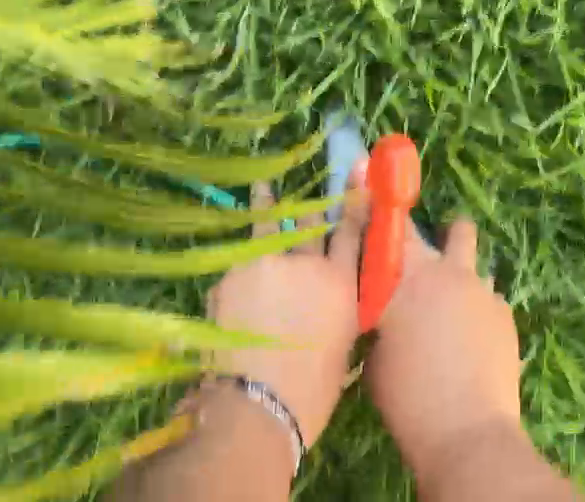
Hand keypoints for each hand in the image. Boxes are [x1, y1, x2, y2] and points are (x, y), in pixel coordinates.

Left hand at [200, 172, 367, 446]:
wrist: (257, 407)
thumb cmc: (310, 393)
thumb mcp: (340, 345)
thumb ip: (334, 307)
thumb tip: (324, 295)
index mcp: (339, 282)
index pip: (349, 232)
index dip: (352, 204)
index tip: (354, 178)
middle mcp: (304, 262)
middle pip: (308, 222)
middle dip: (308, 206)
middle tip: (306, 191)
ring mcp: (264, 262)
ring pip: (267, 228)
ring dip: (266, 206)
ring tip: (261, 188)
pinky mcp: (230, 274)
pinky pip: (238, 266)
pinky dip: (240, 271)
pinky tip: (234, 284)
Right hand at [365, 217, 524, 479]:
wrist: (467, 434)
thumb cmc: (406, 396)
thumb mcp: (372, 352)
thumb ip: (378, 317)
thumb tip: (383, 311)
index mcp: (405, 275)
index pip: (389, 223)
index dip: (382, 213)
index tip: (375, 207)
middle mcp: (446, 270)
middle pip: (448, 228)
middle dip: (433, 235)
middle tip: (417, 259)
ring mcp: (481, 288)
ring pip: (472, 252)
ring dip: (459, 263)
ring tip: (449, 297)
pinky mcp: (505, 312)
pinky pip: (489, 294)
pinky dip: (477, 304)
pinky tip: (468, 335)